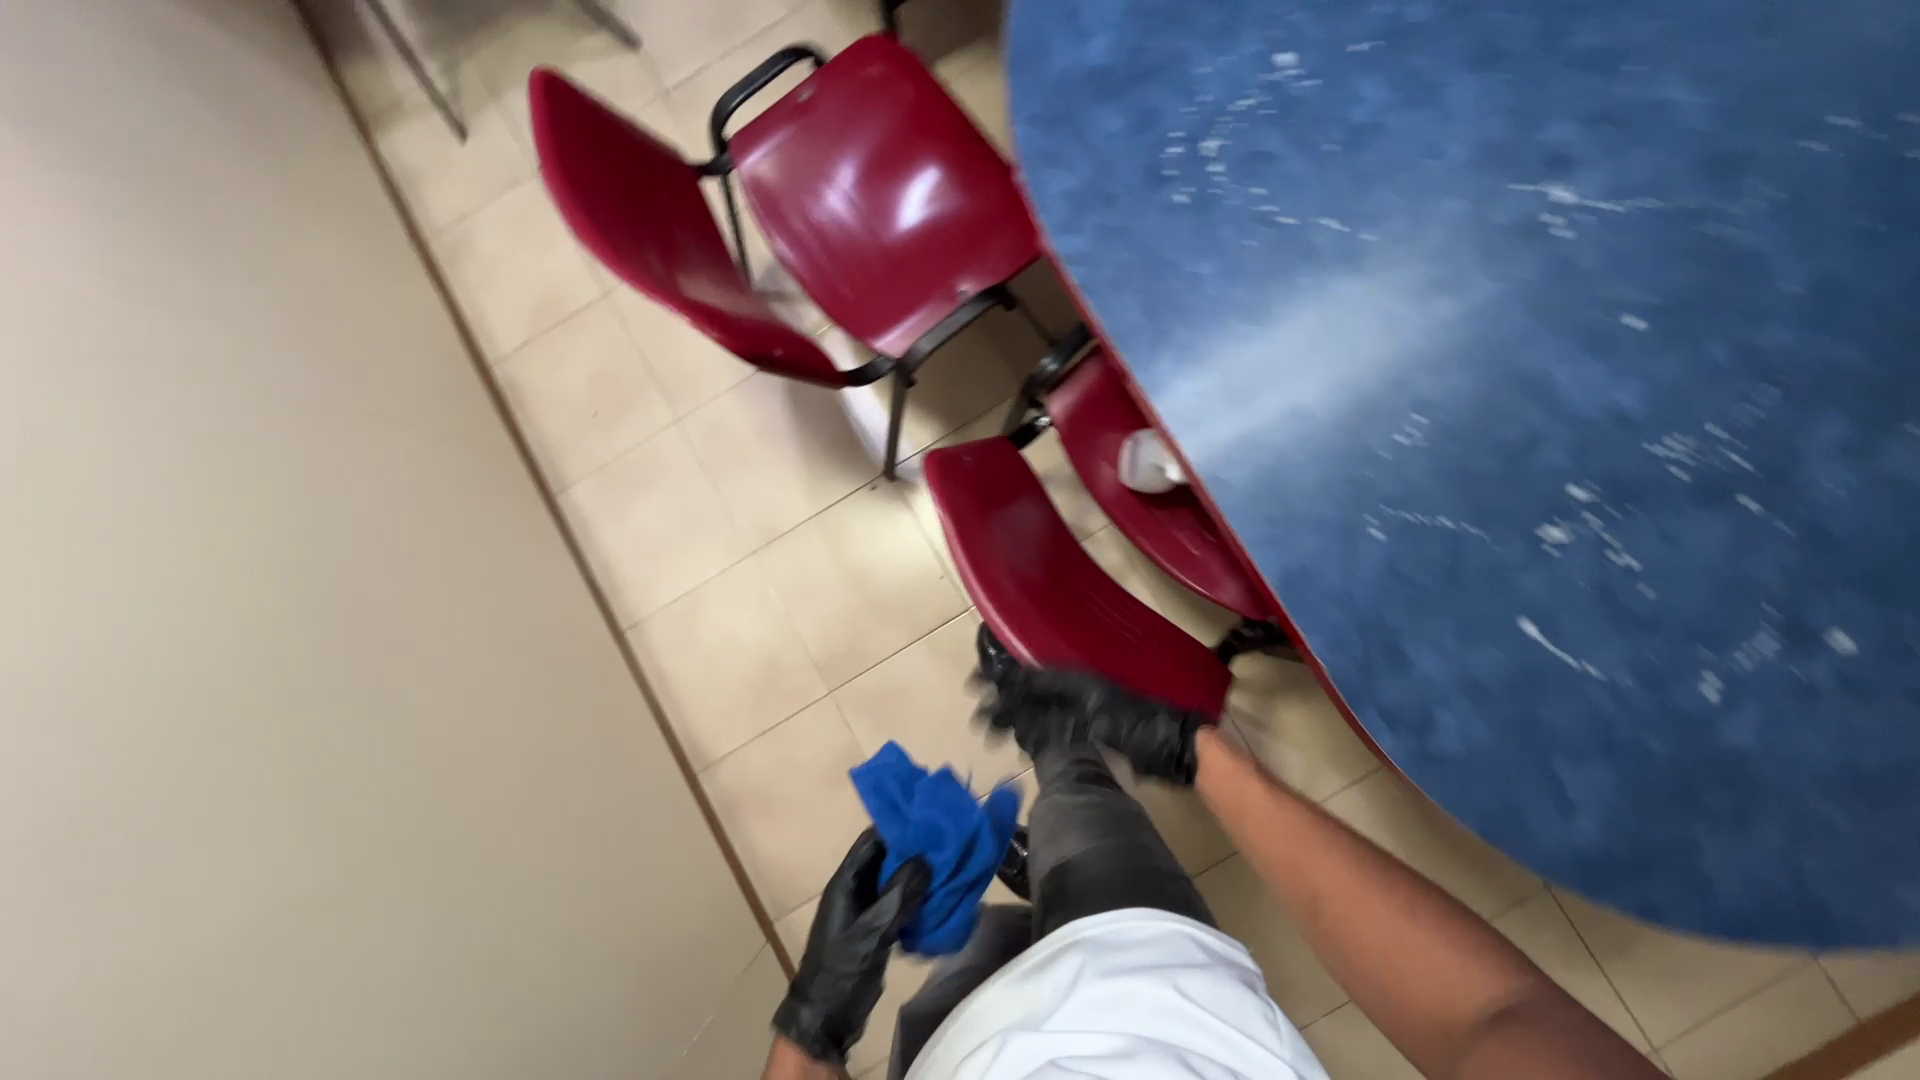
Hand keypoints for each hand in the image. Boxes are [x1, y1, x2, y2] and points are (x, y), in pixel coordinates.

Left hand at [773, 829, 929, 1064]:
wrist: (826, 1019)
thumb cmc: (842, 970)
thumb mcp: (872, 931)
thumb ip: (899, 895)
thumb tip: (926, 860)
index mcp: (846, 882)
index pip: (873, 840)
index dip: (899, 827)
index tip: (931, 823)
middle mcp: (854, 889)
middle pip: (886, 859)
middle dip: (913, 852)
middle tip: (948, 848)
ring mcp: (864, 910)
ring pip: (893, 882)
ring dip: (916, 877)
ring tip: (948, 871)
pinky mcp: (874, 928)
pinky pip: (897, 904)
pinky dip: (914, 900)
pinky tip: (937, 902)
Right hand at [974, 666, 1207, 784]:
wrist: (1172, 748)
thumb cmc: (1137, 725)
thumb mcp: (1095, 709)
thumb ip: (1059, 703)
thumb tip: (1022, 701)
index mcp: (1075, 680)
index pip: (1030, 676)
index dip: (1003, 679)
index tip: (977, 684)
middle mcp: (1075, 693)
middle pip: (1029, 693)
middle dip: (1002, 701)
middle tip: (977, 712)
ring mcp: (1081, 713)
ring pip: (1036, 711)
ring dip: (1012, 718)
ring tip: (988, 728)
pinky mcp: (1087, 733)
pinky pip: (1049, 729)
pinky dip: (1029, 732)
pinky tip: (1014, 739)